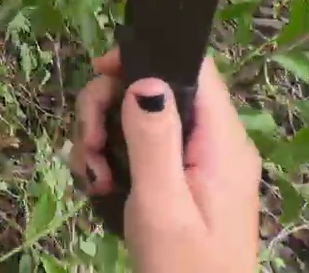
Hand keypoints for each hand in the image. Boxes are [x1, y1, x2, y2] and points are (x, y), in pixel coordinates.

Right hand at [71, 51, 261, 272]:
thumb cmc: (184, 267)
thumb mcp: (162, 203)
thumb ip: (154, 139)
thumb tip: (146, 78)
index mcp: (221, 143)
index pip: (192, 68)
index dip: (144, 57)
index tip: (101, 71)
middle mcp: (211, 143)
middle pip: (149, 88)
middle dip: (105, 106)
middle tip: (88, 142)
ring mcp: (193, 160)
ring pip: (132, 115)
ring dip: (99, 135)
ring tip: (92, 173)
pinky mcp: (175, 176)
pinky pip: (132, 143)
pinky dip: (106, 156)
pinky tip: (98, 184)